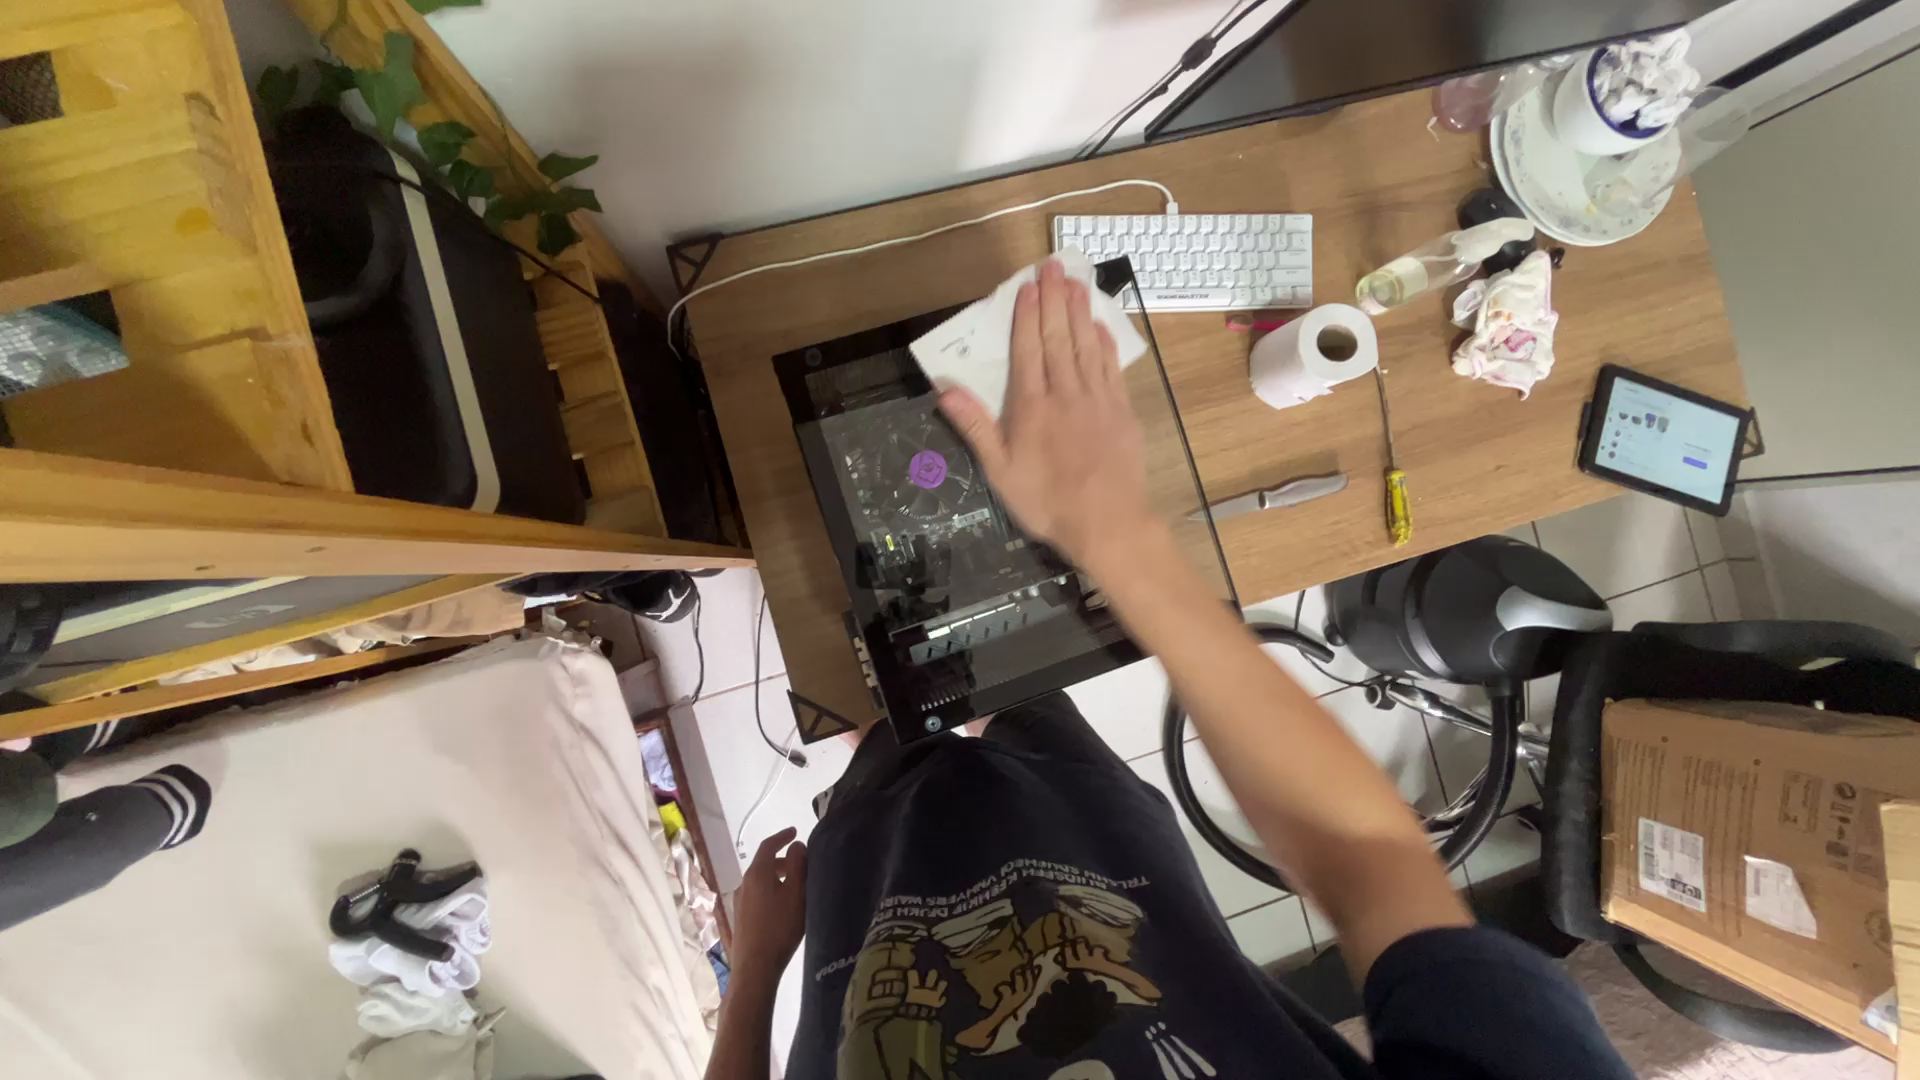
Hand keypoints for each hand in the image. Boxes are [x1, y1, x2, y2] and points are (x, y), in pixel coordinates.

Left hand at [730, 827, 806, 986]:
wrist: (755, 969)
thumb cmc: (780, 927)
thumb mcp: (796, 893)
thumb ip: (797, 865)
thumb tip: (796, 846)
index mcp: (757, 873)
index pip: (768, 845)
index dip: (782, 836)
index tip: (795, 832)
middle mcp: (744, 883)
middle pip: (763, 863)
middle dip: (782, 859)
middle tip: (801, 862)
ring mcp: (739, 902)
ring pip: (760, 880)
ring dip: (776, 876)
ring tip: (794, 885)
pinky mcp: (740, 918)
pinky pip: (756, 894)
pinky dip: (769, 889)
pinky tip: (781, 906)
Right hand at [939, 258, 1155, 572]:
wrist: (1107, 522)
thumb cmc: (1047, 501)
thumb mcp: (1000, 472)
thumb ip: (975, 428)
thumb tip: (946, 390)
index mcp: (1032, 405)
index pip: (1027, 349)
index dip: (1026, 316)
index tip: (1027, 287)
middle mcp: (1065, 392)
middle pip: (1058, 337)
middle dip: (1054, 299)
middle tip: (1053, 266)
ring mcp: (1097, 399)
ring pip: (1086, 345)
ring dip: (1080, 311)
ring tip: (1077, 282)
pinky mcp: (1121, 411)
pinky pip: (1112, 368)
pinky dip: (1105, 343)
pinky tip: (1101, 327)